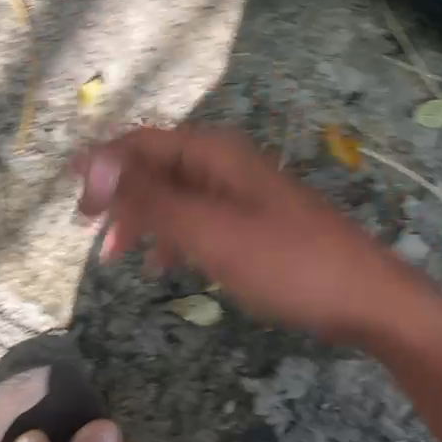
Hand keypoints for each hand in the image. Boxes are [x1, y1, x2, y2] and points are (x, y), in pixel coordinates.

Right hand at [74, 126, 415, 342]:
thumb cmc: (286, 263)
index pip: (140, 142)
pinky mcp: (254, 219)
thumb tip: (93, 161)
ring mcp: (242, 191)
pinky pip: (199, 216)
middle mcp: (225, 162)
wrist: (368, 299)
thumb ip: (149, 197)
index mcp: (214, 153)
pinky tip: (164, 265)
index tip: (73, 202)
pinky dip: (173, 235)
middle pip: (155, 166)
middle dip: (119, 195)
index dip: (102, 166)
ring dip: (143, 219)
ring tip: (117, 256)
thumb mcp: (209, 231)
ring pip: (175, 194)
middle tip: (89, 233)